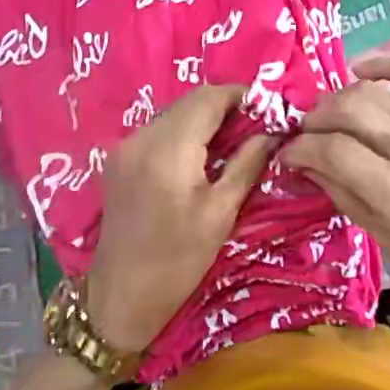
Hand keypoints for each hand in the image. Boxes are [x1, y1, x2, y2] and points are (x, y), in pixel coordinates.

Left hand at [86, 85, 274, 353]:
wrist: (121, 294)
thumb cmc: (178, 261)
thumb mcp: (221, 213)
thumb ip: (247, 164)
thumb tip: (272, 132)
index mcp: (169, 148)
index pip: (208, 97)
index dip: (240, 96)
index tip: (266, 109)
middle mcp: (142, 135)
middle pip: (189, 101)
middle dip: (223, 106)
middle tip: (254, 127)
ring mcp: (125, 144)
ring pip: (172, 113)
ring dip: (201, 118)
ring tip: (230, 141)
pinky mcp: (118, 157)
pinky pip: (156, 129)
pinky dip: (181, 132)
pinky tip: (198, 155)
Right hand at [283, 54, 389, 326]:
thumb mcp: (387, 240)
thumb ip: (342, 195)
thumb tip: (304, 164)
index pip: (332, 152)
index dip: (299, 150)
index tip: (288, 156)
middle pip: (345, 111)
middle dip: (312, 120)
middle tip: (304, 135)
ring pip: (368, 91)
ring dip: (336, 100)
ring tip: (327, 116)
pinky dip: (381, 63)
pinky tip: (359, 71)